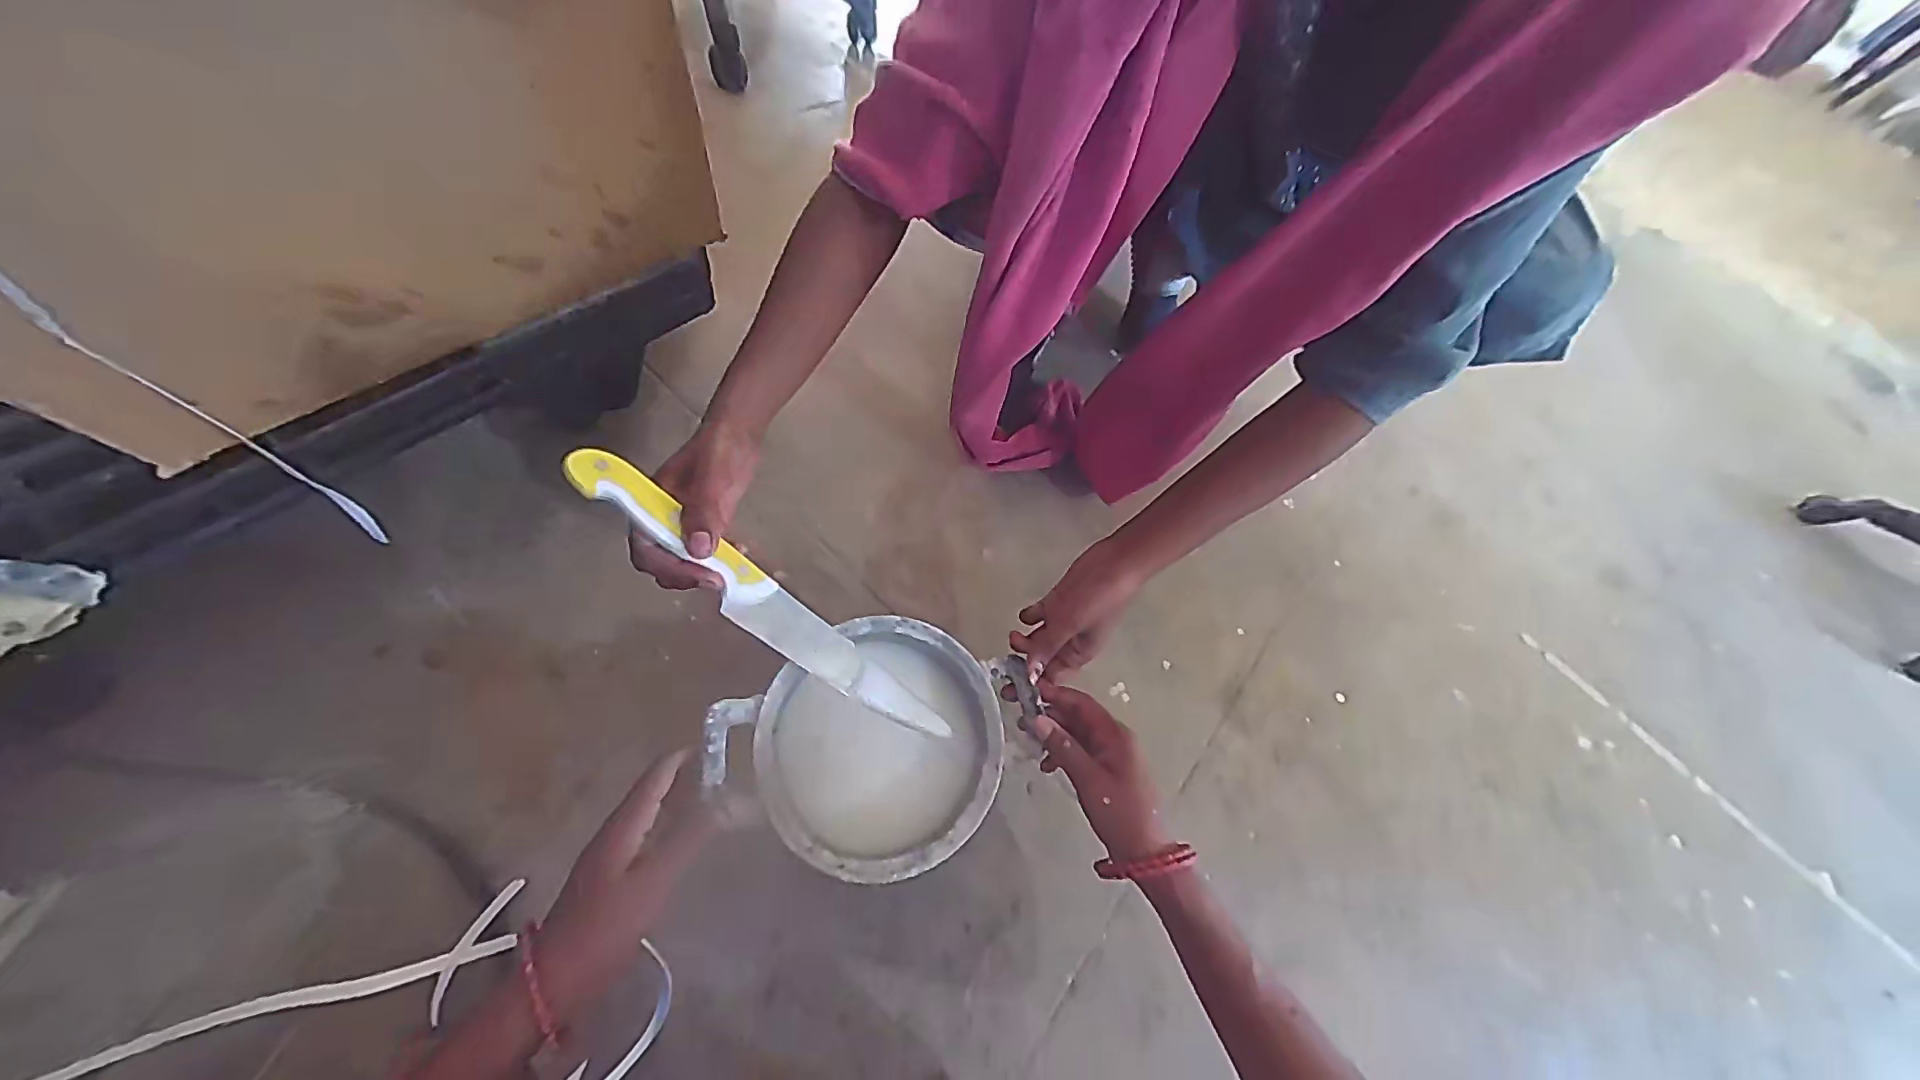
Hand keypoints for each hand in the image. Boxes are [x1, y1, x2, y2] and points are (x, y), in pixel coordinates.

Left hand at [533, 748, 716, 1020]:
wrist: (553, 982)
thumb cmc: (605, 929)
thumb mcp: (653, 883)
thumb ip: (687, 840)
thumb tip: (724, 801)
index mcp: (620, 828)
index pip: (653, 779)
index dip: (680, 759)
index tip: (713, 745)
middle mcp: (611, 834)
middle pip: (648, 793)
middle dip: (681, 777)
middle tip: (720, 770)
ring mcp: (606, 857)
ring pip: (644, 815)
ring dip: (673, 801)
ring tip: (707, 797)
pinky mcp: (606, 879)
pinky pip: (641, 836)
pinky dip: (664, 825)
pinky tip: (679, 839)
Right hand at [627, 424, 761, 591]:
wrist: (736, 436)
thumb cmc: (719, 451)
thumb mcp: (712, 481)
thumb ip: (703, 513)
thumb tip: (697, 550)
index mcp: (648, 504)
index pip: (646, 548)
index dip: (670, 568)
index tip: (701, 575)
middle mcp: (658, 515)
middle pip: (658, 559)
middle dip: (683, 575)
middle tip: (714, 580)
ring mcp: (678, 519)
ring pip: (678, 557)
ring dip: (698, 571)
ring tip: (724, 575)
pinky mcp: (698, 522)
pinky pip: (699, 549)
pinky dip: (713, 559)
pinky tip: (734, 558)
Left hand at [1011, 539, 1146, 680]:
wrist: (1114, 562)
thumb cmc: (1096, 598)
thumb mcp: (1068, 625)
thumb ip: (1047, 647)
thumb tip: (1030, 675)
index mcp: (1079, 653)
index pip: (1052, 675)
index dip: (1032, 682)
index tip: (1011, 686)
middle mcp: (1071, 641)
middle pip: (1044, 657)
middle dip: (1025, 660)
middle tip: (1006, 659)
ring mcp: (1064, 620)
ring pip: (1041, 637)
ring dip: (1026, 639)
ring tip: (1013, 634)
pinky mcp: (1059, 601)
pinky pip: (1041, 615)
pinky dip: (1031, 618)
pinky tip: (1022, 616)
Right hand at [1030, 684, 1173, 861]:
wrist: (1145, 851)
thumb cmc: (1119, 813)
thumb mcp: (1087, 778)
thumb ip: (1062, 746)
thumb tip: (1037, 719)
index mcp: (1115, 734)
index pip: (1082, 703)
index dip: (1055, 695)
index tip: (1028, 692)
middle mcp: (1115, 738)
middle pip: (1078, 717)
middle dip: (1050, 715)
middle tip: (1021, 718)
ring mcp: (1111, 754)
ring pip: (1077, 734)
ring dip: (1055, 736)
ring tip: (1030, 742)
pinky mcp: (1107, 770)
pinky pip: (1081, 751)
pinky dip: (1063, 753)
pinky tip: (1048, 765)